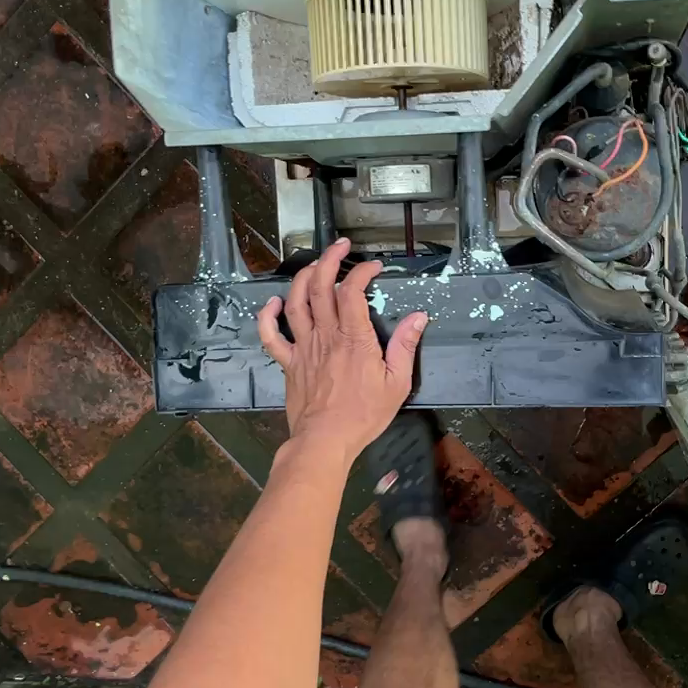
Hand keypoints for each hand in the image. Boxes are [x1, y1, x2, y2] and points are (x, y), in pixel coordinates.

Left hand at [256, 238, 427, 462]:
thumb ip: (406, 347)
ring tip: (314, 265)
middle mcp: (326, 335)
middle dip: (329, 259)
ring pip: (295, 302)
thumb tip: (419, 317)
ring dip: (302, 277)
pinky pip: (271, 336)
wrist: (325, 441)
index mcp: (354, 338)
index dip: (361, 271)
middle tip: (340, 246)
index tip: (374, 267)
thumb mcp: (397, 383)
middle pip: (319, 287)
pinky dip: (268, 316)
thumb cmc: (364, 415)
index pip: (352, 291)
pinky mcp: (288, 363)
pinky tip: (273, 302)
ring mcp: (303, 347)